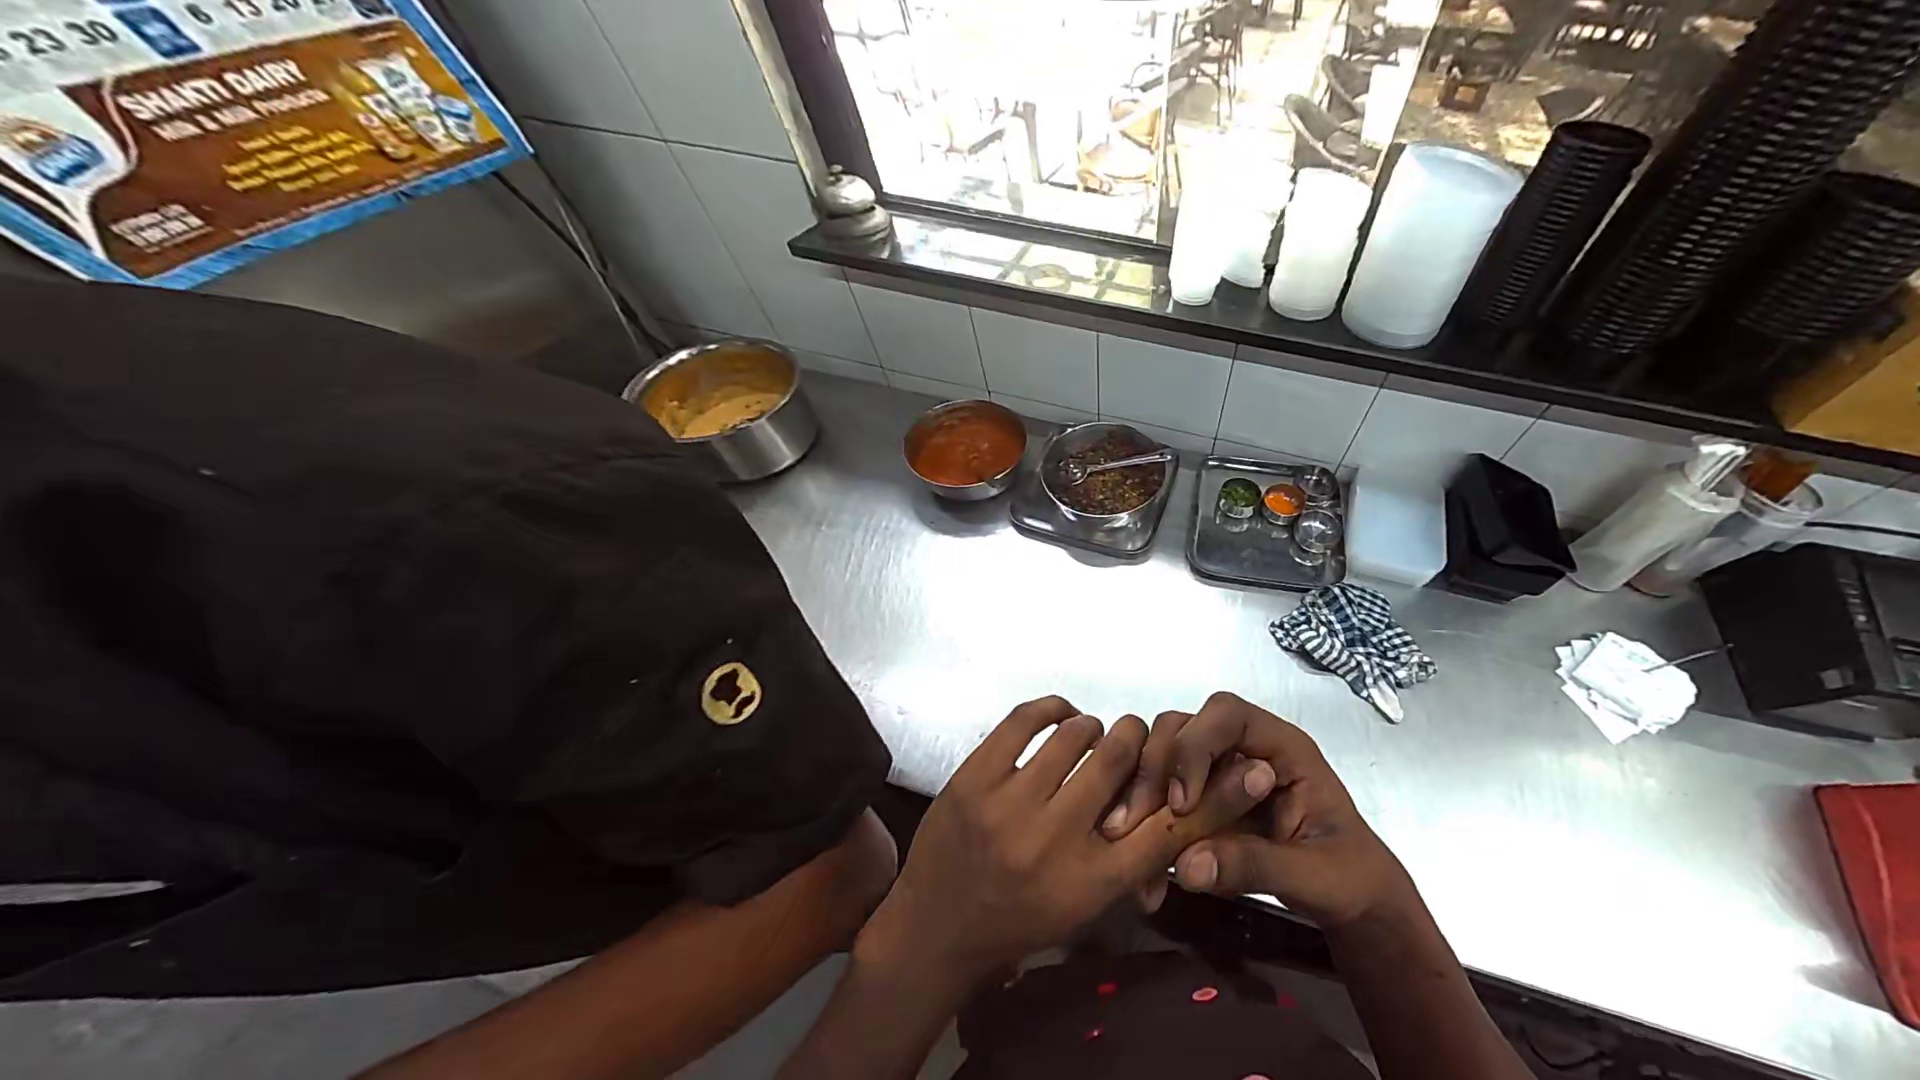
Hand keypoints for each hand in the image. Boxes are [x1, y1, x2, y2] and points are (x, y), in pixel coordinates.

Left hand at [857, 696, 1275, 984]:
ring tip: (1089, 731)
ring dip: (1090, 726)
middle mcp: (1056, 842)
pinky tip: (1058, 712)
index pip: (1168, 831)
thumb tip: (1172, 817)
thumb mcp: (1083, 907)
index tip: (1249, 768)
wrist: (935, 928)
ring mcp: (1008, 807)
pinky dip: (1049, 708)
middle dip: (1136, 738)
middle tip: (1134, 733)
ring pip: (1074, 736)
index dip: (1216, 797)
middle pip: (1121, 764)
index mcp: (1092, 883)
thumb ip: (1127, 863)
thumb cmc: (1017, 921)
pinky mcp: (972, 780)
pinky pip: (1022, 722)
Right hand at [1103, 692, 1414, 929]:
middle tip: (1139, 821)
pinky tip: (1136, 852)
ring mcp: (1216, 769)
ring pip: (1161, 751)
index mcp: (1281, 748)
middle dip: (1156, 768)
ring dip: (1140, 788)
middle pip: (1182, 727)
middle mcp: (1242, 748)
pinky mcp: (1198, 796)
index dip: (1195, 747)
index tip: (1181, 804)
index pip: (1227, 715)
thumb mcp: (1316, 878)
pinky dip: (1142, 815)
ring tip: (1128, 835)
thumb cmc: (1350, 879)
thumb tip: (1187, 866)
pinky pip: (1158, 789)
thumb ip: (1255, 866)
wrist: (1354, 903)